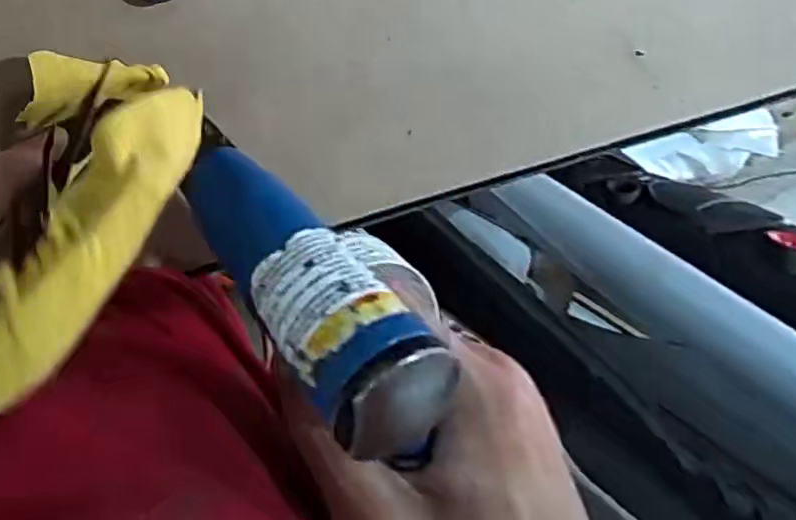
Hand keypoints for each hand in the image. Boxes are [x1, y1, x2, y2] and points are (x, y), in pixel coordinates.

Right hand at [280, 331, 585, 519]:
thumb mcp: (375, 512)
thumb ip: (317, 431)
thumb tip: (281, 357)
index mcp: (478, 377)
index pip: (383, 296)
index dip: (328, 302)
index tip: (289, 318)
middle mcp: (500, 372)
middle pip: (396, 324)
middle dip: (345, 343)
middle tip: (305, 369)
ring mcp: (514, 398)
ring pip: (413, 352)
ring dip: (370, 371)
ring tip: (337, 405)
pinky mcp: (514, 423)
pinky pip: (438, 380)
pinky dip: (400, 393)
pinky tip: (382, 435)